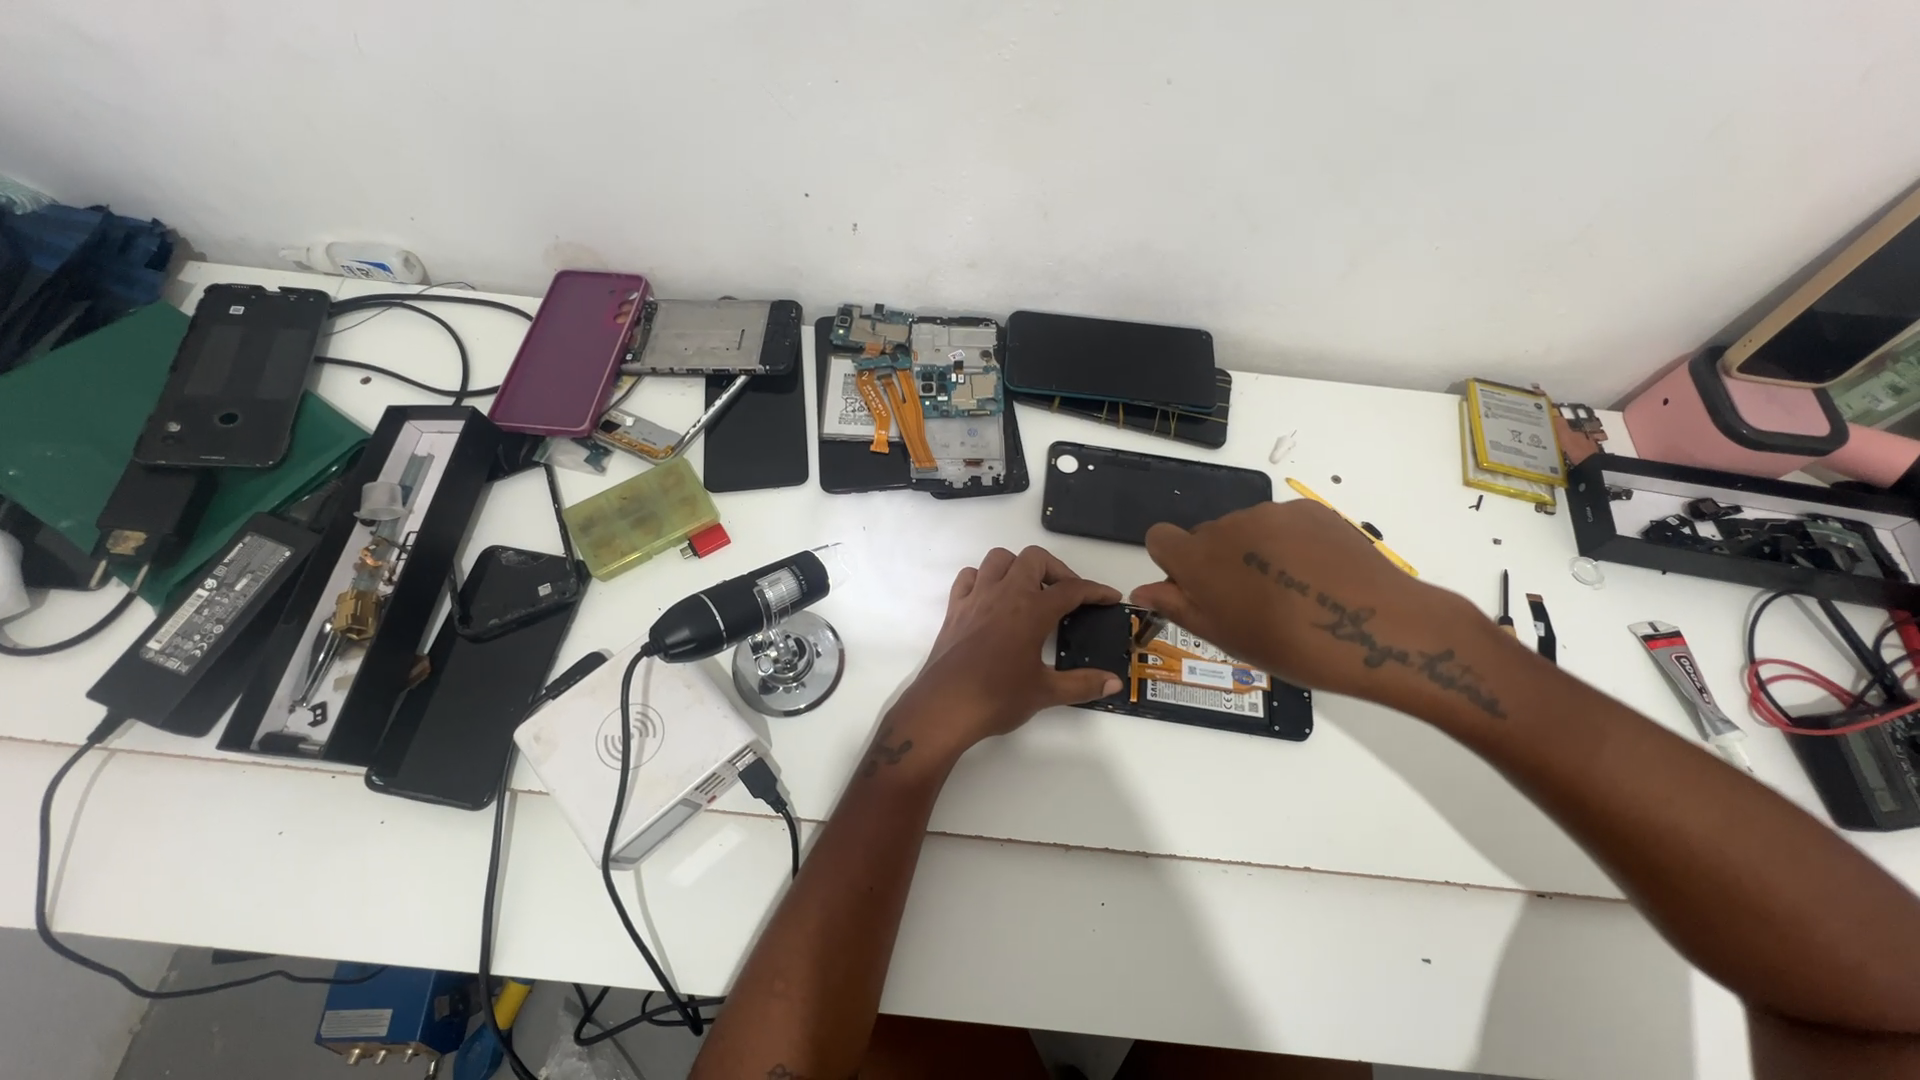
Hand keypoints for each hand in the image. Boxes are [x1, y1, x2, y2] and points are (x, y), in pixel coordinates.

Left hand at [882, 546, 1121, 769]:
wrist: (945, 706)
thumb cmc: (997, 698)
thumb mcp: (1046, 693)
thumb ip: (1082, 684)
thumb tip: (1114, 683)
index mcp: (1031, 610)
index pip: (1071, 589)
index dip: (1095, 590)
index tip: (1109, 597)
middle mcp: (1004, 594)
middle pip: (1034, 558)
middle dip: (1056, 570)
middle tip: (1067, 595)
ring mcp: (976, 597)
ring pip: (999, 559)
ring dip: (1018, 567)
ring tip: (1030, 591)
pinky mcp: (955, 608)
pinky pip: (969, 577)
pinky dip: (983, 578)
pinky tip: (992, 597)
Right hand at [1131, 501, 1499, 714]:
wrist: (1374, 627)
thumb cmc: (1289, 645)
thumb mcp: (1225, 637)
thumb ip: (1179, 606)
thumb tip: (1145, 590)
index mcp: (1197, 559)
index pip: (1160, 538)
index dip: (1174, 563)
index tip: (1199, 590)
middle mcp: (1227, 526)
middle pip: (1207, 535)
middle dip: (1218, 561)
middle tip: (1250, 601)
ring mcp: (1271, 513)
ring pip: (1247, 528)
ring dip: (1255, 551)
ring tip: (1291, 590)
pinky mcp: (1310, 509)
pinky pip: (1283, 522)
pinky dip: (1290, 543)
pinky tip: (1315, 575)